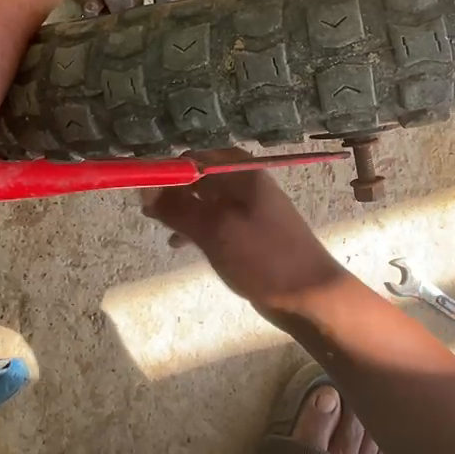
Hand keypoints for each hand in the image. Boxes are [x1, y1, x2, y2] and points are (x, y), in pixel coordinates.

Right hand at [142, 154, 349, 317]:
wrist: (310, 295)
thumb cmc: (263, 258)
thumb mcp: (215, 231)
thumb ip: (179, 208)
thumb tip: (145, 191)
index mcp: (241, 171)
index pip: (194, 157)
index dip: (167, 173)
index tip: (144, 195)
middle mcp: (245, 181)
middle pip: (199, 176)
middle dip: (173, 192)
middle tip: (149, 215)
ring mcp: (248, 206)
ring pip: (205, 199)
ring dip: (182, 210)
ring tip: (161, 228)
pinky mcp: (249, 231)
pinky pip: (215, 219)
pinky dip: (196, 227)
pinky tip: (180, 244)